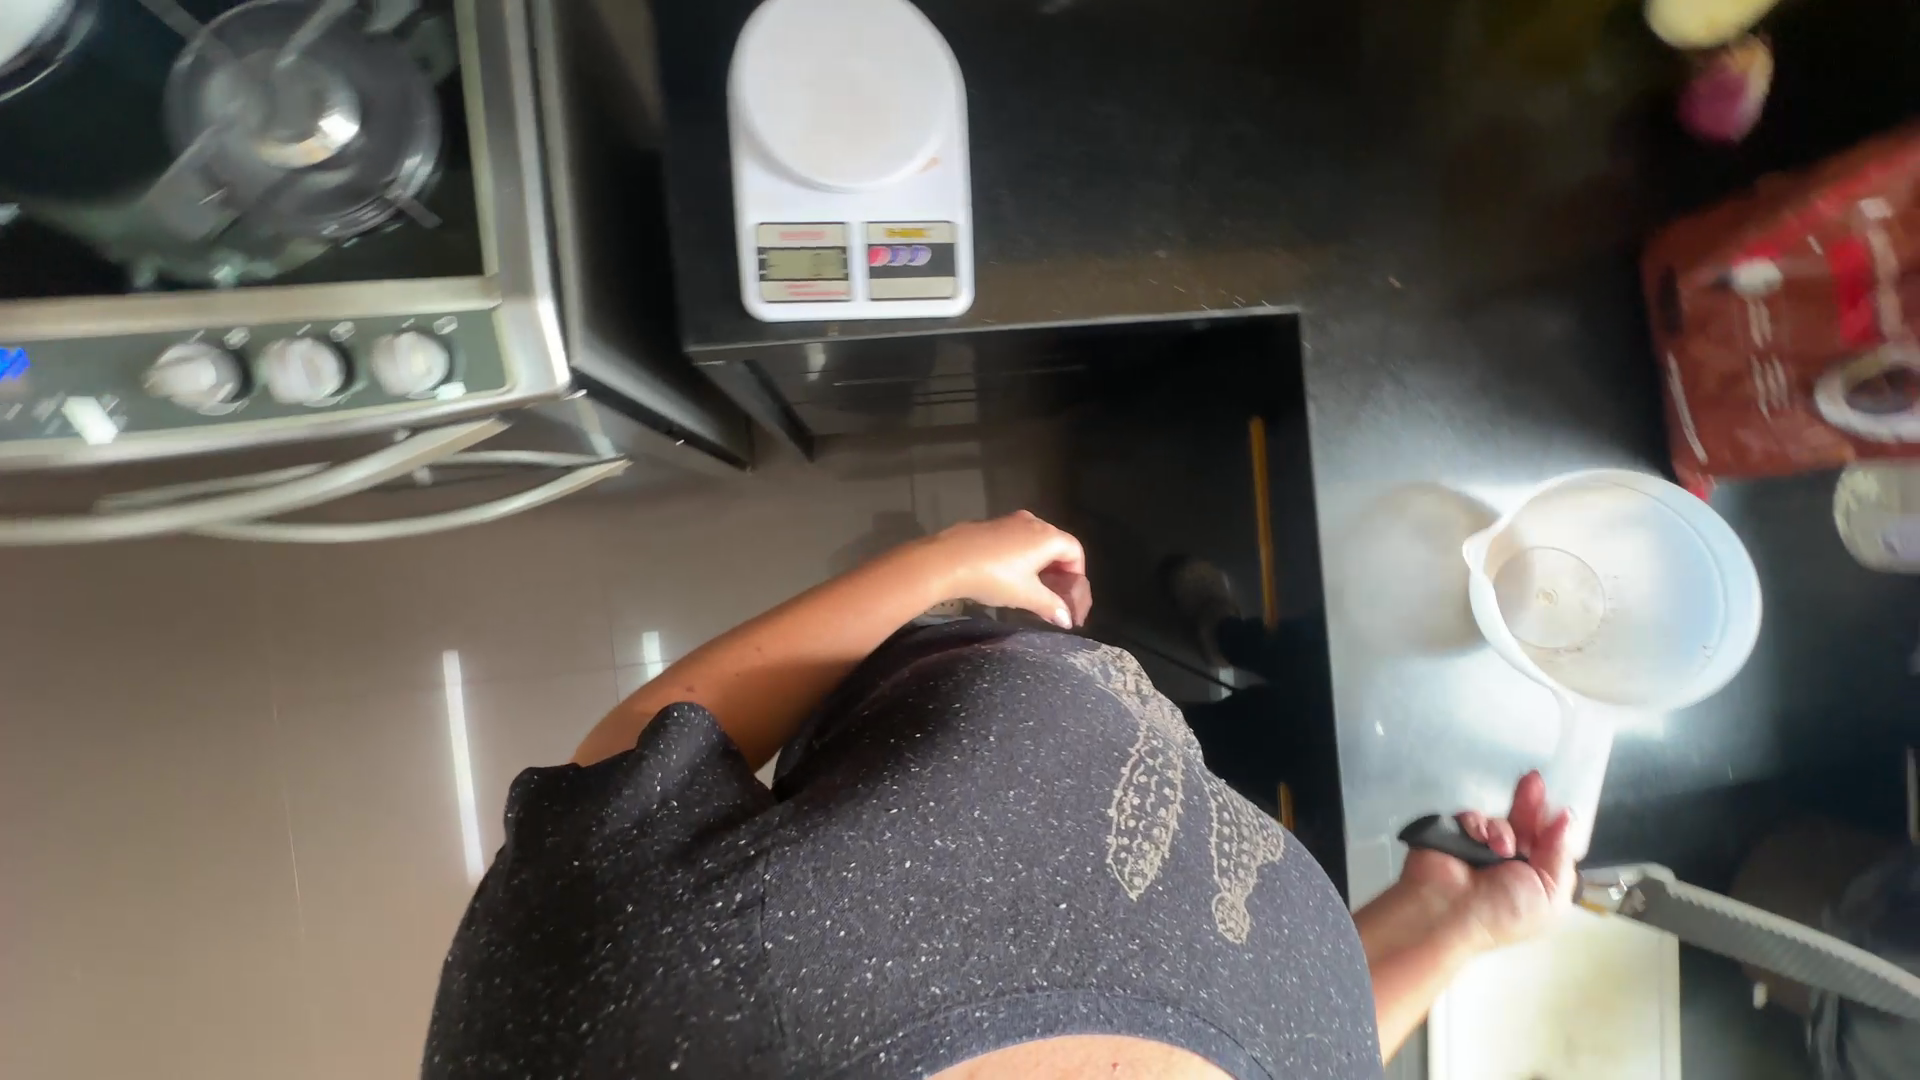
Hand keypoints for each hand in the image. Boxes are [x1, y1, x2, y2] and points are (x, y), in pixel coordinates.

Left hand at [918, 511, 1091, 628]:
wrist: (946, 561)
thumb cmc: (993, 577)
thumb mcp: (1025, 595)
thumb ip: (1051, 605)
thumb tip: (1067, 619)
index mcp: (1047, 536)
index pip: (1075, 551)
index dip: (1077, 574)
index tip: (1068, 594)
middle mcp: (1032, 522)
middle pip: (1056, 543)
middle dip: (1058, 570)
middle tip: (1052, 593)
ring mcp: (1009, 520)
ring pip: (1034, 540)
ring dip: (1038, 563)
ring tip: (1030, 586)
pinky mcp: (989, 524)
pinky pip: (1015, 539)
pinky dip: (1020, 555)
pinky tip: (1006, 574)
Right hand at [1400, 771, 1577, 953]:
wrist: (1449, 908)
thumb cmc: (1505, 909)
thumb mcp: (1550, 893)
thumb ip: (1559, 855)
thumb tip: (1566, 819)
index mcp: (1534, 878)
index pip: (1547, 844)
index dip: (1553, 825)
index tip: (1559, 804)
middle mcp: (1508, 860)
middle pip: (1523, 824)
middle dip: (1530, 803)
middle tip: (1534, 779)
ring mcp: (1479, 845)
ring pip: (1498, 820)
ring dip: (1502, 830)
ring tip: (1497, 847)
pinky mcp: (1453, 833)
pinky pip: (1470, 817)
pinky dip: (1476, 824)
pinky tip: (1477, 838)